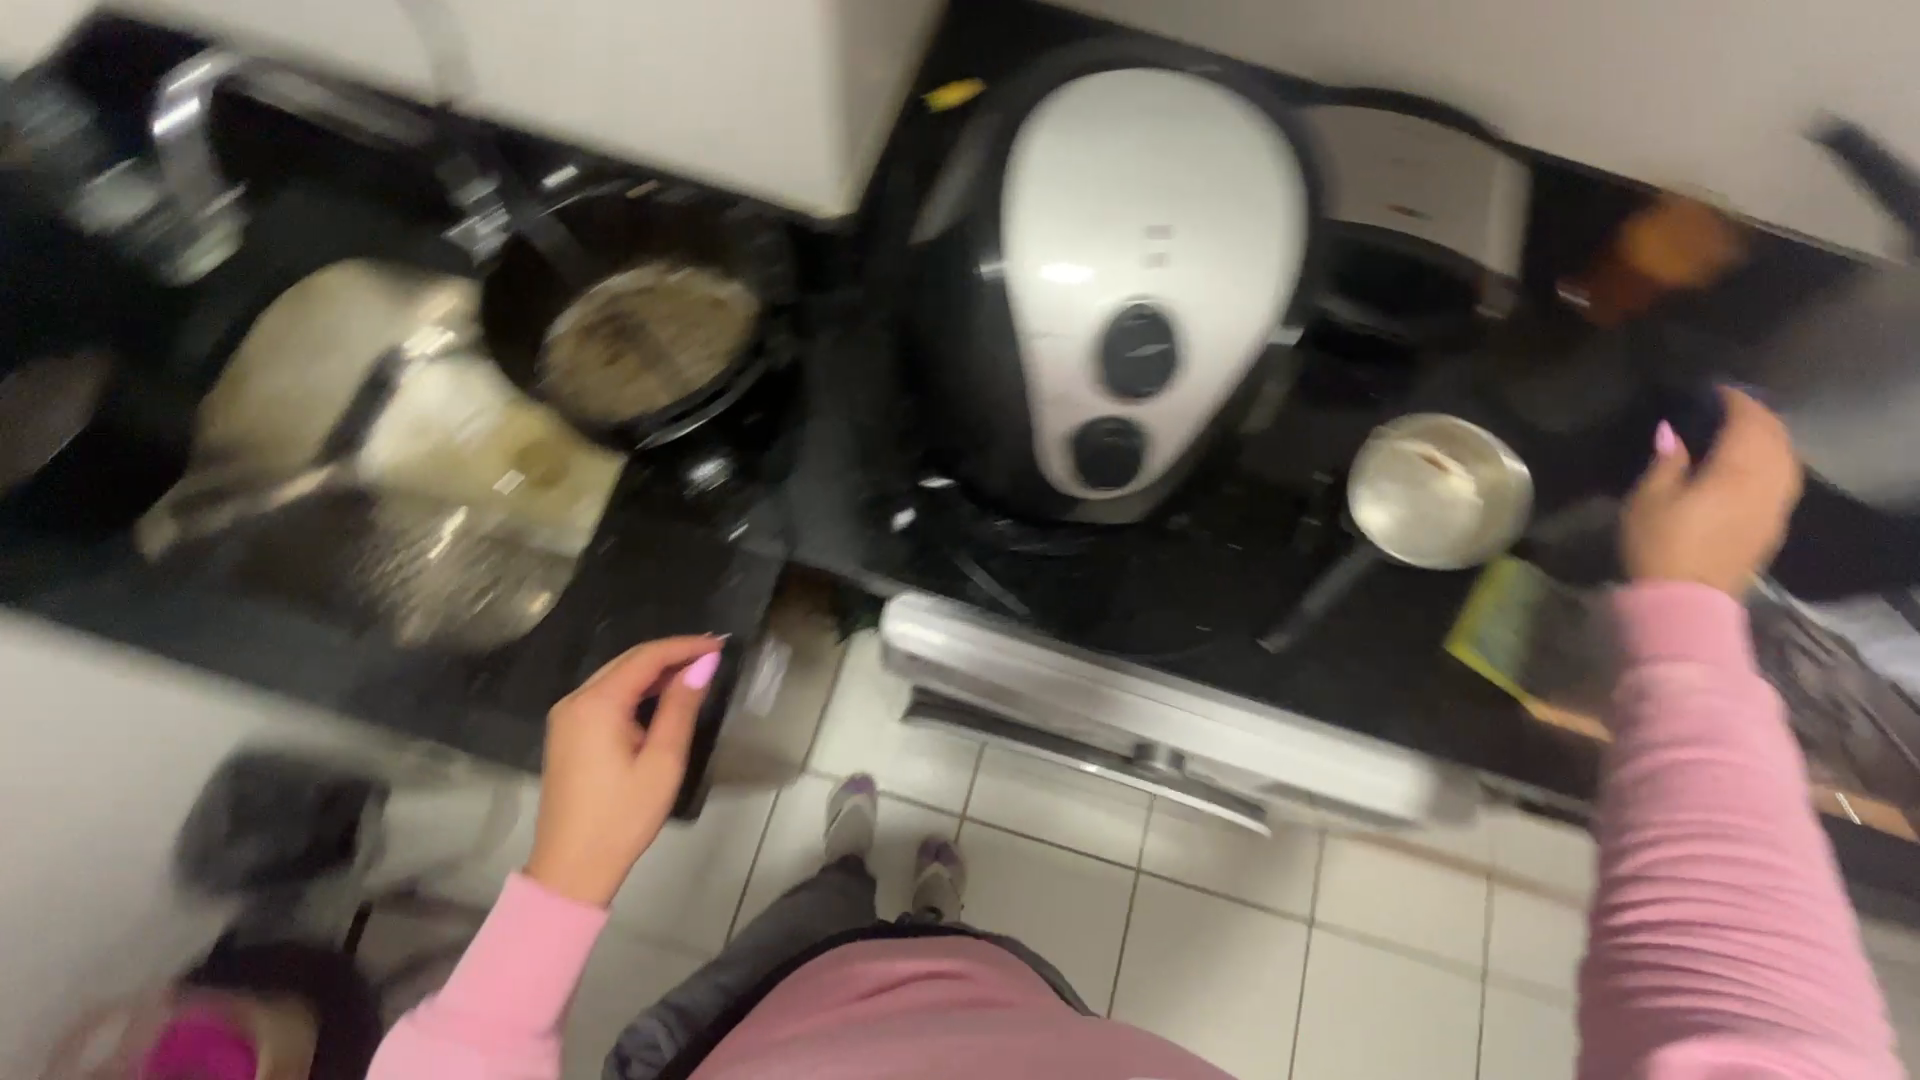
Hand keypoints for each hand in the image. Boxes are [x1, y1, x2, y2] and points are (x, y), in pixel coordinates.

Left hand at [523, 636, 723, 906]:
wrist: (572, 868)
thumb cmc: (623, 816)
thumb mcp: (663, 761)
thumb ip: (681, 707)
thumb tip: (702, 665)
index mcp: (597, 704)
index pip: (646, 657)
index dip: (685, 646)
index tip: (720, 645)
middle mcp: (575, 701)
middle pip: (628, 661)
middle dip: (671, 654)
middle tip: (712, 654)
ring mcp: (566, 717)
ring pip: (615, 677)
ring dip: (654, 671)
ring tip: (695, 671)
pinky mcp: (567, 733)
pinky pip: (605, 695)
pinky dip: (636, 689)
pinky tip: (662, 696)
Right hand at [1621, 387, 1802, 595]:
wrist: (1686, 597)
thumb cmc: (1659, 543)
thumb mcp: (1648, 499)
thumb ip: (1667, 462)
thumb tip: (1672, 432)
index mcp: (1737, 470)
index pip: (1748, 422)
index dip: (1734, 401)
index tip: (1713, 390)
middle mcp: (1769, 481)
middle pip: (1775, 436)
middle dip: (1756, 415)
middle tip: (1728, 406)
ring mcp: (1778, 503)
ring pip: (1786, 456)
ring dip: (1769, 437)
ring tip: (1742, 430)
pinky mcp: (1775, 521)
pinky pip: (1784, 476)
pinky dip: (1773, 459)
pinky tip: (1752, 462)